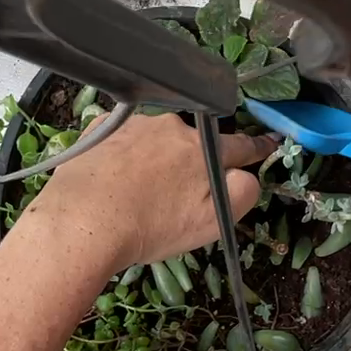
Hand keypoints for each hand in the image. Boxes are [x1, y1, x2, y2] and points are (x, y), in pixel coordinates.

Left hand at [14, 110, 277, 276]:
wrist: (82, 221)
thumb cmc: (151, 227)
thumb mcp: (211, 222)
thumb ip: (241, 193)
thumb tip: (247, 174)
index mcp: (203, 148)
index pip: (240, 145)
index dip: (257, 147)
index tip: (268, 143)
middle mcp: (172, 126)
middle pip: (192, 143)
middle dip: (191, 163)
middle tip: (173, 197)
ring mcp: (134, 123)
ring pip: (155, 139)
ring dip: (154, 158)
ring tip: (136, 193)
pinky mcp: (100, 127)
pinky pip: (122, 136)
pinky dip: (123, 153)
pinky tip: (111, 178)